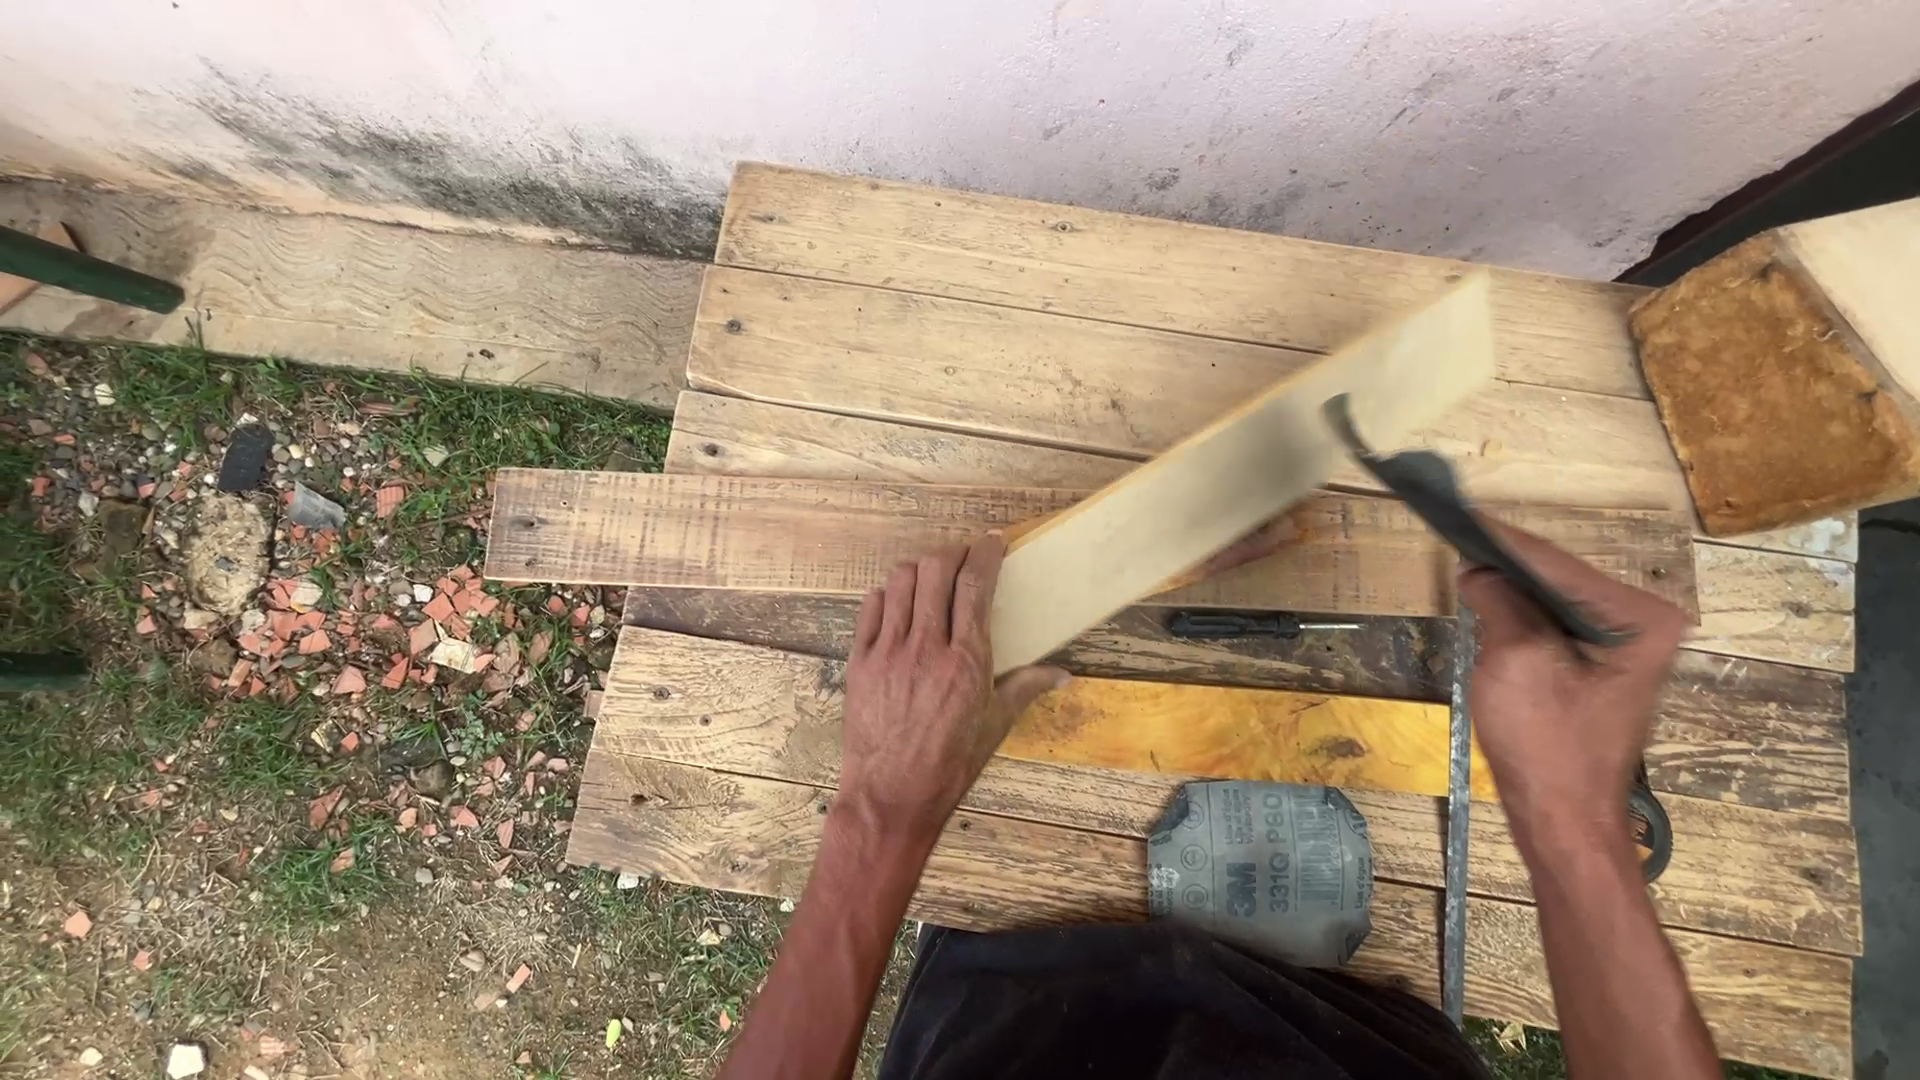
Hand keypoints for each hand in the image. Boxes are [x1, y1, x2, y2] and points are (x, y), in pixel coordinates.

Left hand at [838, 534, 1069, 842]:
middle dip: (952, 554)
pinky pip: (870, 607)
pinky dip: (887, 595)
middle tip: (962, 560)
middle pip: (935, 570)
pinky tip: (898, 605)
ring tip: (931, 579)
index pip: (975, 585)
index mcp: (966, 660)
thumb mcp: (995, 726)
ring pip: (900, 580)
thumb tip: (1065, 676)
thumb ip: (1027, 688)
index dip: (985, 553)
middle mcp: (926, 647)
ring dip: (919, 570)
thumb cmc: (949, 764)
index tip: (992, 542)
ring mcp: (888, 652)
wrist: (891, 796)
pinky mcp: (860, 661)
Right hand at [1459, 522, 1689, 854]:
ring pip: (1548, 597)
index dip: (1501, 541)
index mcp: (1640, 618)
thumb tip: (1476, 567)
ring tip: (1461, 560)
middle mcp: (1642, 622)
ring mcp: (1621, 644)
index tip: (1460, 514)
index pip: (1556, 563)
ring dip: (1505, 585)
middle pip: (1556, 576)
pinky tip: (1482, 598)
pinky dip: (1512, 610)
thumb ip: (1499, 602)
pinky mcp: (1595, 663)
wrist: (1561, 814)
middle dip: (1504, 561)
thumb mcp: (1514, 661)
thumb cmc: (1545, 742)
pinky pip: (1548, 621)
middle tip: (1453, 536)